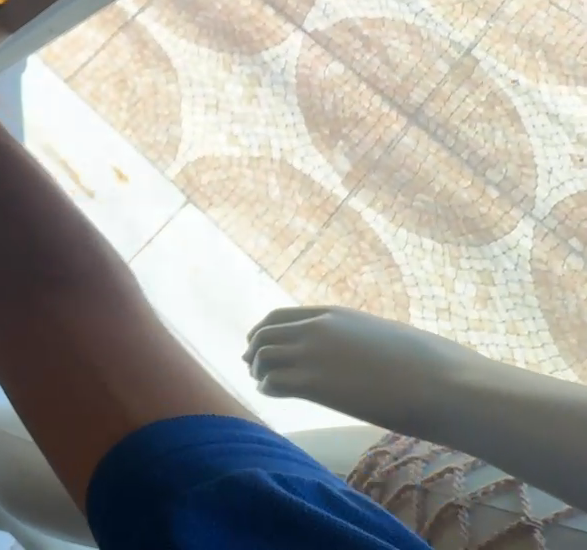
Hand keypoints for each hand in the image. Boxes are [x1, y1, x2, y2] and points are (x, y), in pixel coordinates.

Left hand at [243, 306, 475, 436]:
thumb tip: (370, 348)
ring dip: (258, 369)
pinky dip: (267, 386)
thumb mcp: (393, 336)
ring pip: (263, 357)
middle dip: (254, 349)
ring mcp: (311, 355)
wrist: (456, 391)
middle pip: (265, 335)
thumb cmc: (445, 367)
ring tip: (262, 381)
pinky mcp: (313, 384)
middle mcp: (313, 330)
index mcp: (333, 316)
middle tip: (252, 364)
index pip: (280, 317)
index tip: (260, 342)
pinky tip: (269, 393)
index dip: (265, 330)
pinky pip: (274, 382)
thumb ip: (366, 338)